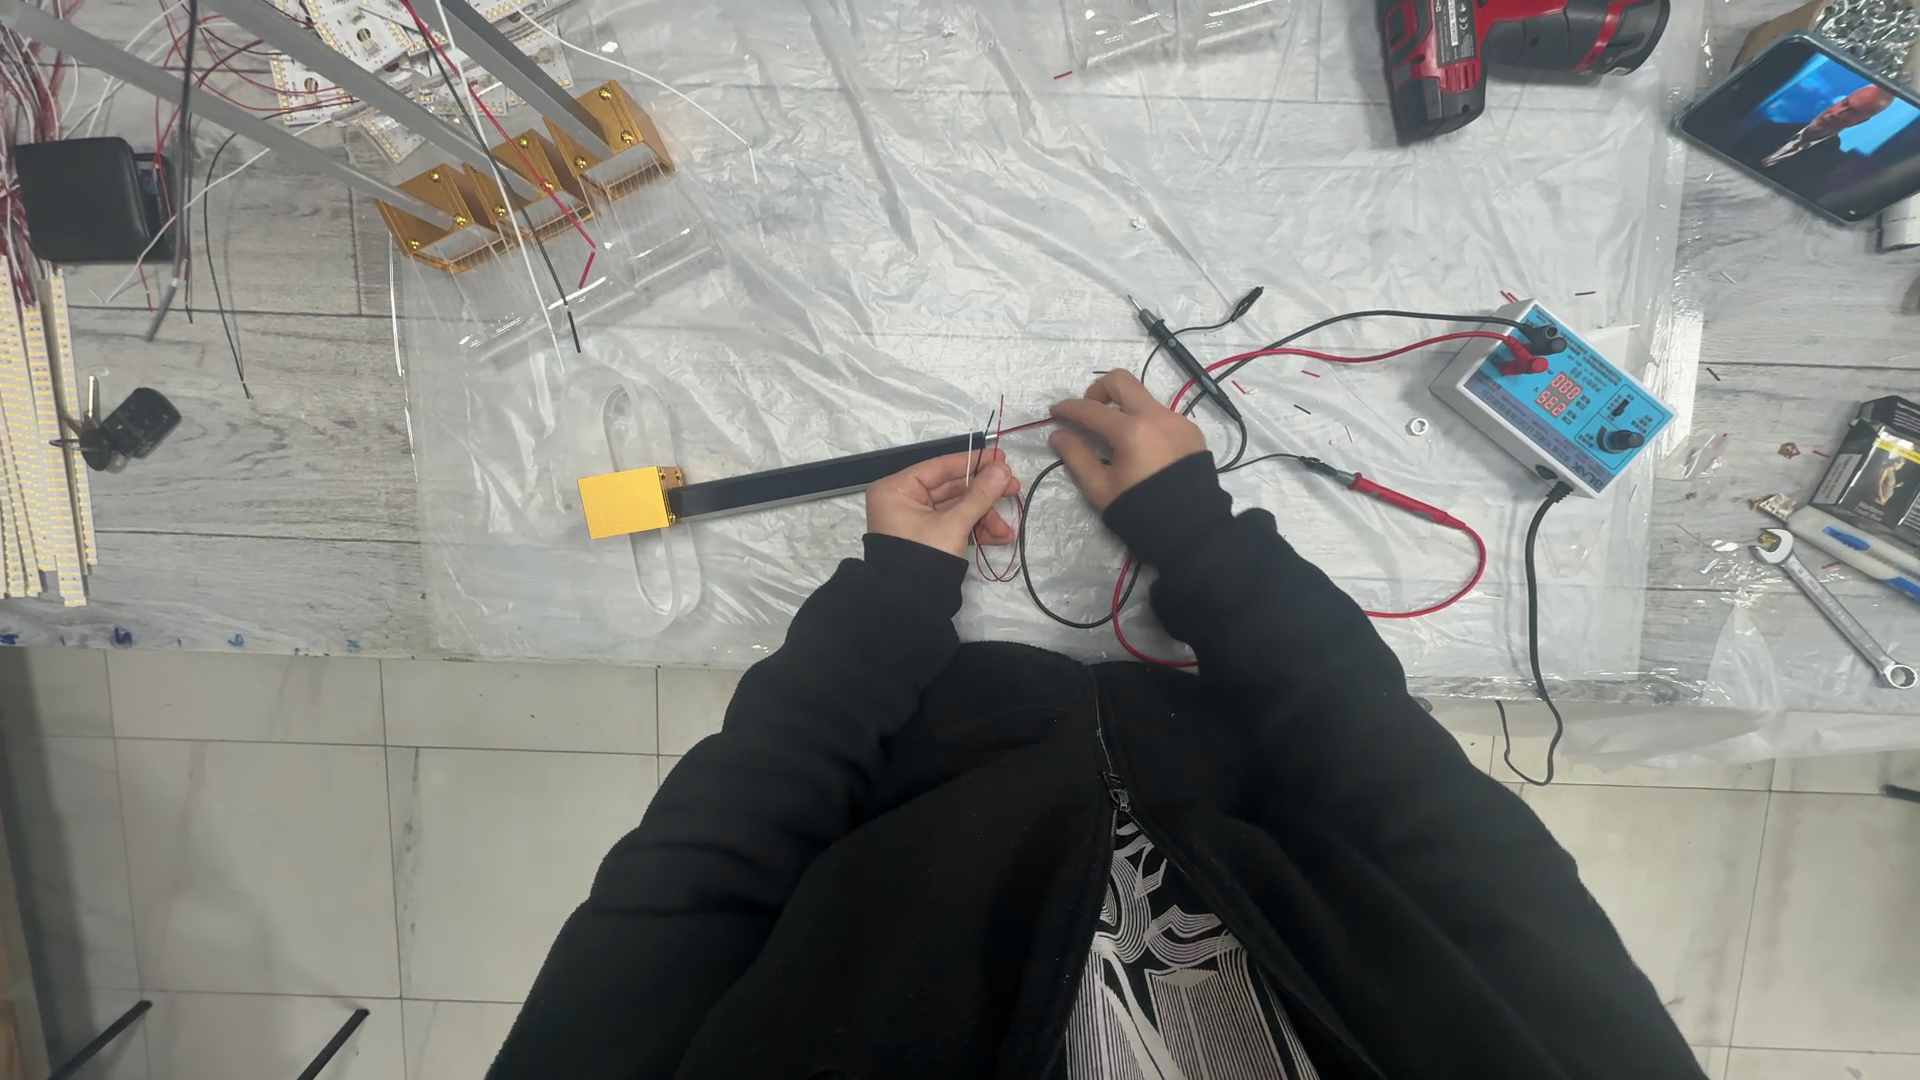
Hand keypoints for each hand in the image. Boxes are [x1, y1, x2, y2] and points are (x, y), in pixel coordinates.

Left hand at [866, 448, 1021, 557]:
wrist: (909, 605)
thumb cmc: (923, 556)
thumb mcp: (953, 524)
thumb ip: (980, 495)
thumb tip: (1003, 468)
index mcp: (897, 489)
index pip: (940, 467)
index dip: (973, 462)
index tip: (1001, 458)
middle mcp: (903, 500)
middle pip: (952, 488)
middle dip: (985, 495)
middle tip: (1015, 488)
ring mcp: (916, 520)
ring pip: (957, 509)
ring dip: (984, 517)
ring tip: (1007, 528)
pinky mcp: (928, 538)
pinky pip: (954, 525)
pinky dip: (976, 529)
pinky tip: (1000, 537)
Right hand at [1048, 371, 1206, 509]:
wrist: (1189, 528)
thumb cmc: (1139, 511)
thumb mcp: (1100, 488)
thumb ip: (1076, 456)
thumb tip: (1058, 435)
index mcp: (1131, 431)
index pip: (1090, 409)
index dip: (1067, 408)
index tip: (1055, 413)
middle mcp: (1156, 416)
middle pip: (1121, 381)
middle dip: (1097, 391)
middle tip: (1088, 412)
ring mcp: (1177, 420)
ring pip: (1143, 397)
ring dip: (1123, 408)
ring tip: (1115, 436)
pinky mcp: (1191, 431)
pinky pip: (1161, 415)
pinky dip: (1144, 422)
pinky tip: (1141, 449)